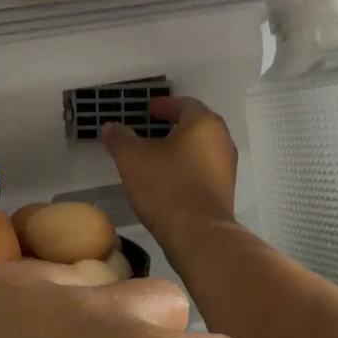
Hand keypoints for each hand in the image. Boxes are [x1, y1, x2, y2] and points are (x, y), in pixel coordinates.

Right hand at [102, 97, 238, 252]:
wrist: (198, 234)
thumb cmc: (166, 186)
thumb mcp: (132, 158)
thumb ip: (120, 138)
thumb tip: (110, 127)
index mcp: (204, 124)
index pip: (186, 104)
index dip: (166, 105)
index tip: (149, 111)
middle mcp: (222, 141)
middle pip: (197, 127)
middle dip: (175, 127)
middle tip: (152, 131)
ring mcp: (227, 168)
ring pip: (201, 150)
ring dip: (181, 150)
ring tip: (157, 157)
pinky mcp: (225, 192)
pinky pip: (204, 172)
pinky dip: (187, 170)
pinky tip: (168, 181)